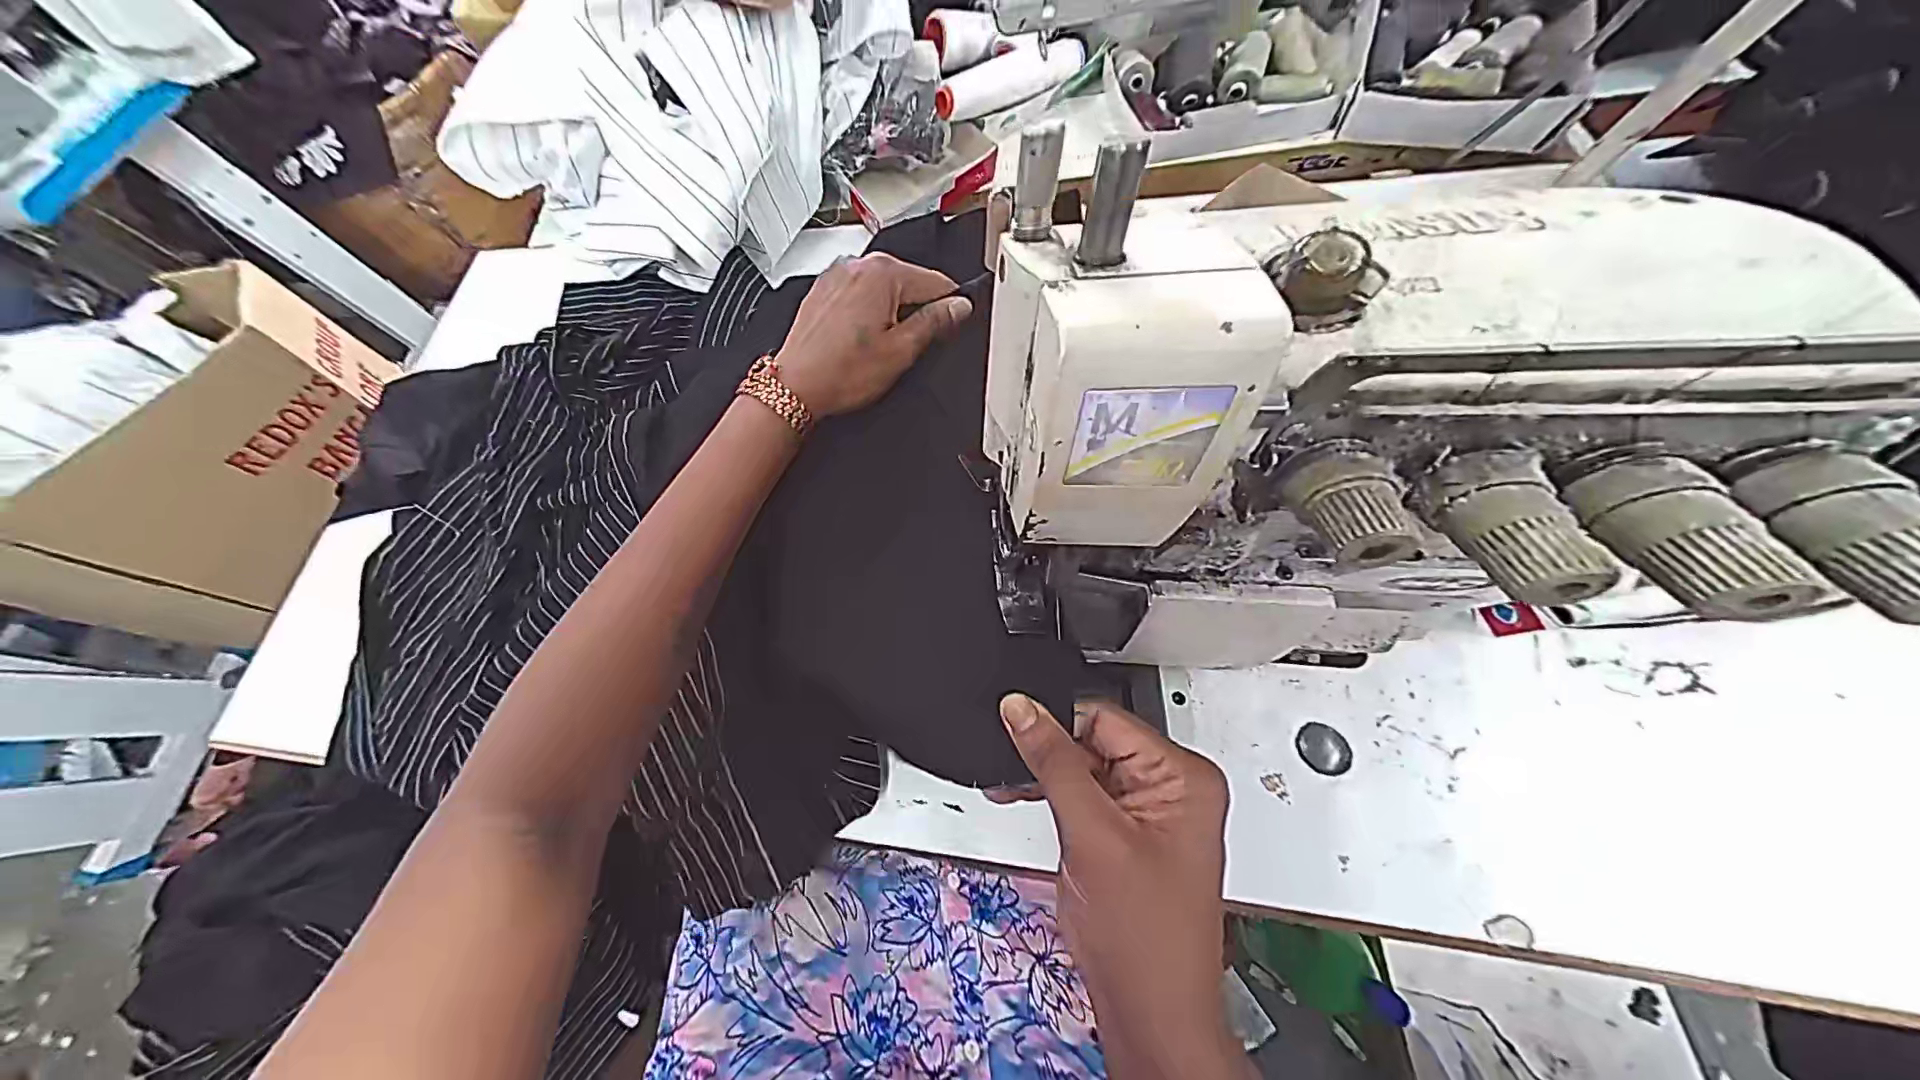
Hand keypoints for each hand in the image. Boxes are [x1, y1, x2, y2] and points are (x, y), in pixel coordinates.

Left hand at [773, 252, 973, 417]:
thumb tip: (959, 306)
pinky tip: (859, 342)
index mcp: (882, 273)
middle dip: (916, 312)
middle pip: (909, 283)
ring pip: (883, 290)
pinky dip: (866, 314)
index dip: (950, 309)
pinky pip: (859, 296)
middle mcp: (857, 265)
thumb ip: (935, 322)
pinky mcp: (824, 292)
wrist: (795, 386)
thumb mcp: (901, 351)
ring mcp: (837, 276)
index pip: (938, 282)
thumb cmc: (839, 372)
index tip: (950, 329)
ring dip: (890, 314)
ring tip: (877, 348)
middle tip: (906, 348)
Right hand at [998, 695, 1248, 1078]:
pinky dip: (1054, 797)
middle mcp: (1173, 786)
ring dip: (1048, 778)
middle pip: (1095, 741)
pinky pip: (1084, 793)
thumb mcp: (1092, 834)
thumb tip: (1023, 709)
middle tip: (1017, 773)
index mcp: (1184, 776)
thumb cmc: (1145, 940)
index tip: (1017, 727)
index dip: (1058, 725)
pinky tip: (1030, 802)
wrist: (1148, 1014)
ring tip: (1017, 791)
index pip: (1107, 719)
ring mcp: (1149, 809)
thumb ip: (1054, 762)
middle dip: (1051, 756)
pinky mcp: (1126, 829)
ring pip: (1084, 766)